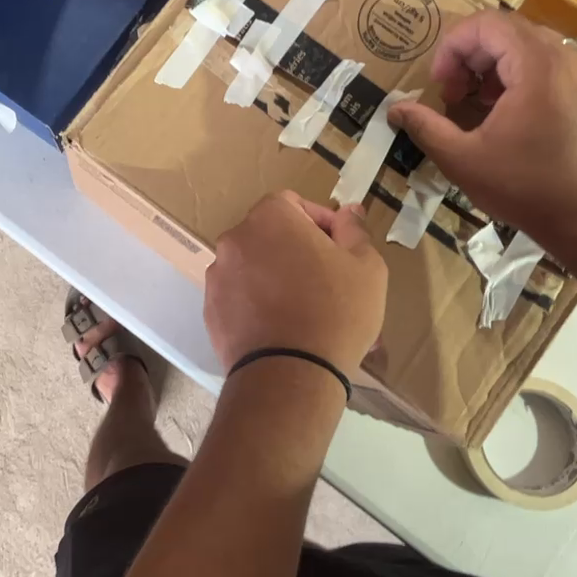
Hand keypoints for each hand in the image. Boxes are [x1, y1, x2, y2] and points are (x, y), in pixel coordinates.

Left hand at [204, 191, 388, 377]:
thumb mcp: (365, 266)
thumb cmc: (335, 311)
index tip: (340, 249)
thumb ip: (353, 230)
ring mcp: (218, 275)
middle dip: (299, 252)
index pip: (293, 204)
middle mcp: (234, 239)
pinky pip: (240, 296)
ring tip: (307, 311)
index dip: (320, 222)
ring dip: (278, 278)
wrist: (289, 373)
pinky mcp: (210, 308)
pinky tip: (282, 328)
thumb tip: (347, 211)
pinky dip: (257, 303)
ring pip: (254, 267)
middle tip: (328, 282)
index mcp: (269, 218)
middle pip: (271, 236)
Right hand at [388, 10, 576, 247]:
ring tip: (478, 105)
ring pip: (528, 46)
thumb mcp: (462, 159)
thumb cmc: (525, 188)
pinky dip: (519, 76)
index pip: (486, 24)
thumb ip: (425, 126)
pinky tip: (508, 113)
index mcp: (537, 67)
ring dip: (493, 66)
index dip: (452, 47)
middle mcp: (567, 58)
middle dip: (469, 57)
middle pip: (506, 31)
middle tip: (454, 97)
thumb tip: (396, 109)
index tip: (440, 85)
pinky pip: (550, 64)